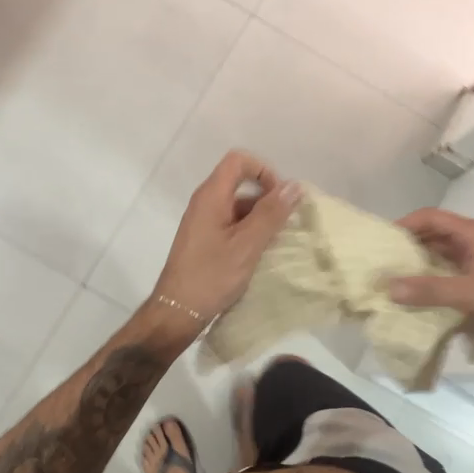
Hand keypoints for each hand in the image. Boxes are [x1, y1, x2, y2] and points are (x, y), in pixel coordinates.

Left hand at [153, 151, 301, 322]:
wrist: (178, 311)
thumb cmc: (212, 276)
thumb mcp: (247, 245)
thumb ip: (271, 213)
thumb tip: (295, 185)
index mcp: (211, 196)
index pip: (239, 161)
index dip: (263, 171)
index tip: (279, 199)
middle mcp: (204, 202)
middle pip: (239, 182)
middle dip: (266, 198)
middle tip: (283, 225)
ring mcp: (202, 221)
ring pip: (237, 205)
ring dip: (259, 218)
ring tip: (274, 243)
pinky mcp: (203, 239)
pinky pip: (230, 223)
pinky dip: (248, 231)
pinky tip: (258, 254)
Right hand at [388, 208, 473, 347]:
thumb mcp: (470, 294)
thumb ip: (429, 290)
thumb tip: (388, 288)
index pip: (431, 217)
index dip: (406, 224)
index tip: (383, 241)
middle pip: (434, 236)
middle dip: (409, 247)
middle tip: (383, 263)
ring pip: (441, 257)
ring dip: (420, 266)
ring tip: (394, 280)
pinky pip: (449, 275)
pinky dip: (433, 281)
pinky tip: (418, 296)